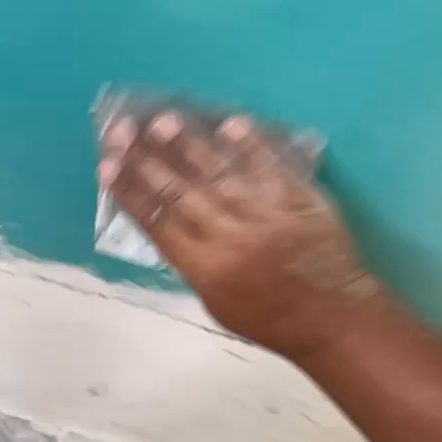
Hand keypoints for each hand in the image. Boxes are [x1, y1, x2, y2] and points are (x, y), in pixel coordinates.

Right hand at [99, 110, 383, 360]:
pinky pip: (271, 167)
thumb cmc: (268, 320)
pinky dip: (251, 144)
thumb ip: (192, 263)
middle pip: (179, 192)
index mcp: (204, 268)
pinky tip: (230, 123)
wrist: (334, 320)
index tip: (107, 167)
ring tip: (162, 121)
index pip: (157, 222)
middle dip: (146, 160)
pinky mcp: (300, 200)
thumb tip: (169, 224)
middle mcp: (230, 237)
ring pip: (219, 174)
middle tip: (122, 131)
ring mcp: (266, 214)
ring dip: (188, 146)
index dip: (129, 192)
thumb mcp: (215, 304)